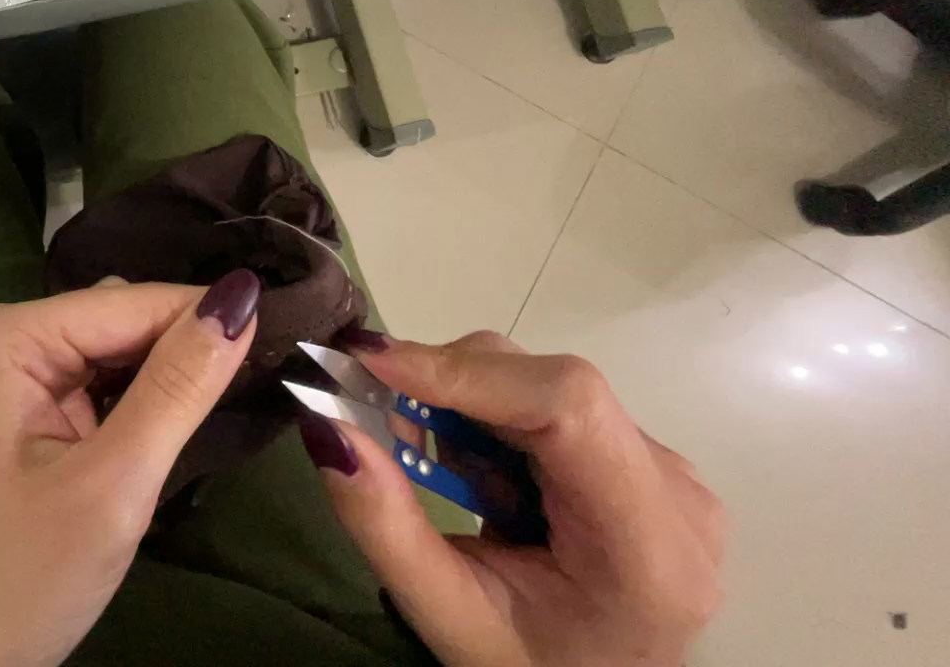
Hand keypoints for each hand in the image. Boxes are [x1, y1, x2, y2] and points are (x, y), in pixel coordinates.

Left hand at [0, 273, 261, 666]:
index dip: (215, 316)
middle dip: (194, 346)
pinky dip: (150, 402)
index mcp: (17, 334)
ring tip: (252, 392)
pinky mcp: (35, 413)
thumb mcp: (110, 485)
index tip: (298, 336)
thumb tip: (239, 299)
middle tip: (282, 373)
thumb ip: (176, 389)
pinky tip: (192, 417)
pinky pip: (106, 387)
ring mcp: (22, 376)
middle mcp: (16, 337)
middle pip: (128, 321)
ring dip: (176, 376)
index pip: (136, 302)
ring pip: (122, 353)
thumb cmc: (18, 577)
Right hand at [305, 330, 724, 666]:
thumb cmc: (528, 666)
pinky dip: (475, 411)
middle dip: (443, 384)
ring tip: (427, 463)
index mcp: (649, 546)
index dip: (461, 369)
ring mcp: (659, 466)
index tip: (368, 364)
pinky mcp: (632, 452)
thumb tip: (328, 426)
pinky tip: (466, 467)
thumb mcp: (445, 616)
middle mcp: (672, 488)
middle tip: (373, 414)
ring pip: (534, 378)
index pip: (566, 407)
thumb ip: (385, 526)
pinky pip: (537, 395)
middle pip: (544, 383)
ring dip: (456, 400)